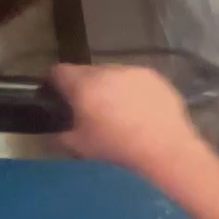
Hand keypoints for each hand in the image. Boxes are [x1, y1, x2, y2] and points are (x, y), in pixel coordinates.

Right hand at [51, 64, 206, 174]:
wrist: (165, 149)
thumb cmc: (116, 147)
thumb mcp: (79, 147)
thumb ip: (61, 135)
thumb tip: (56, 131)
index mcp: (83, 84)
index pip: (58, 71)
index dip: (53, 82)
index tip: (56, 96)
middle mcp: (106, 70)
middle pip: (86, 72)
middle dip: (84, 87)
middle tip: (90, 110)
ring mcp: (133, 71)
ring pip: (112, 74)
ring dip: (109, 87)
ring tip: (118, 111)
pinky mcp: (154, 77)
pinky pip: (134, 79)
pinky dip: (131, 90)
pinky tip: (139, 111)